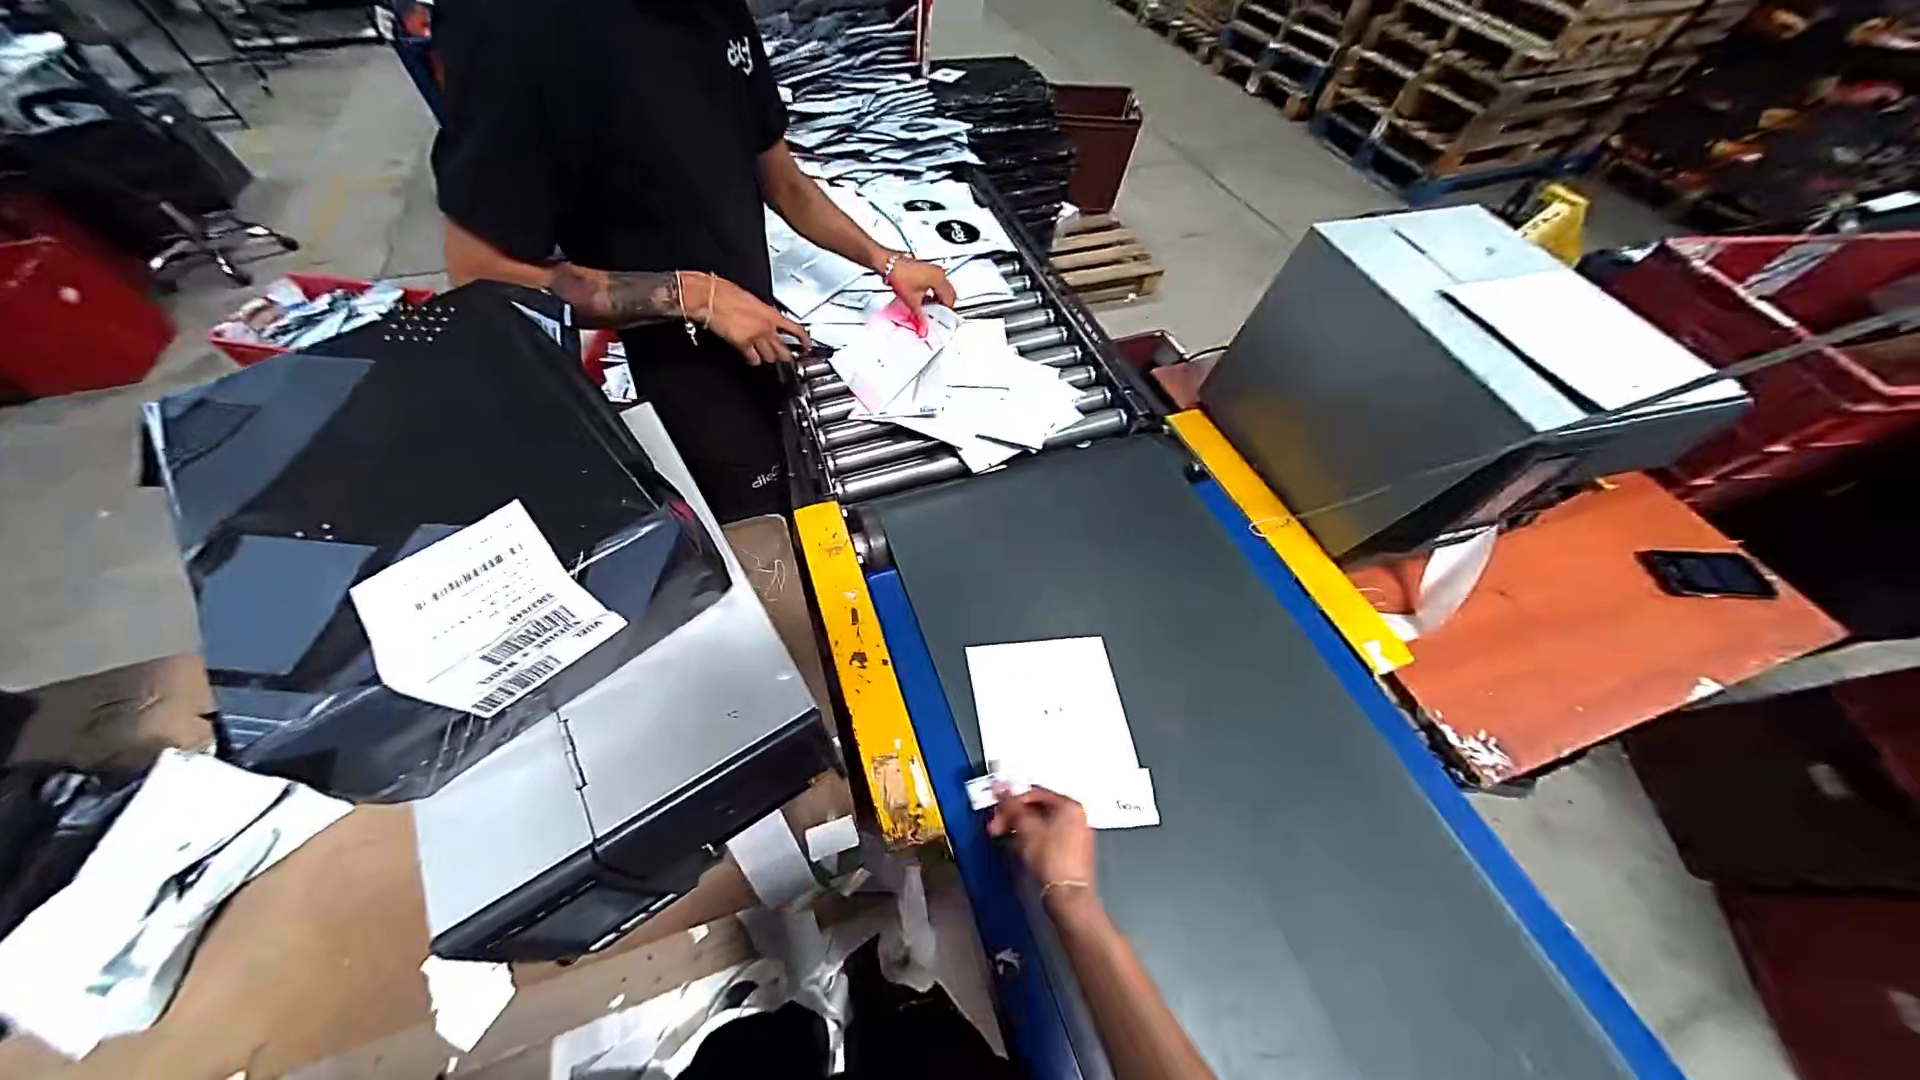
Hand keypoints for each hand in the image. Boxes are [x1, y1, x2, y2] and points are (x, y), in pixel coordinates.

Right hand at [690, 271, 810, 364]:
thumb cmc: (725, 293)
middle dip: (784, 355)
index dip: (804, 341)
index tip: (807, 346)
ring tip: (765, 355)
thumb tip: (767, 318)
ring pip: (770, 357)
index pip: (796, 330)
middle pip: (783, 350)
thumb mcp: (752, 300)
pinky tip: (751, 357)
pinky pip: (753, 359)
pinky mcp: (743, 345)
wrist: (709, 296)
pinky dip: (753, 360)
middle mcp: (767, 327)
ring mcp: (756, 337)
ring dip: (768, 358)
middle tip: (784, 357)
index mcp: (771, 314)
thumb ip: (763, 313)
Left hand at [882, 255, 957, 329]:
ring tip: (930, 307)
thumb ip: (920, 318)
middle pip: (950, 293)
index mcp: (939, 279)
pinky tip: (925, 298)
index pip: (950, 299)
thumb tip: (923, 329)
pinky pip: (937, 282)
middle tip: (937, 314)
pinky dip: (935, 291)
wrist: (890, 265)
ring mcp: (934, 269)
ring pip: (944, 287)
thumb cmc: (900, 276)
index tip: (942, 318)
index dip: (947, 311)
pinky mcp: (928, 269)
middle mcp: (939, 273)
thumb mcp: (912, 301)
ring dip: (939, 298)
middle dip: (945, 304)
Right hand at [988, 785, 1095, 899]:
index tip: (998, 803)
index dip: (1012, 798)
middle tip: (997, 823)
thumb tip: (1001, 788)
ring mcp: (1076, 835)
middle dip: (1014, 816)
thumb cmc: (1051, 859)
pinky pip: (1048, 837)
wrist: (1067, 896)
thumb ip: (1011, 805)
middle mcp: (1076, 817)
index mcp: (1069, 806)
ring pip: (1041, 824)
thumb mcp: (1025, 827)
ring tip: (1004, 836)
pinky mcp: (1072, 853)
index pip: (1034, 793)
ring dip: (1020, 828)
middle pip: (1038, 809)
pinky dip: (1032, 839)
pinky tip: (1019, 847)